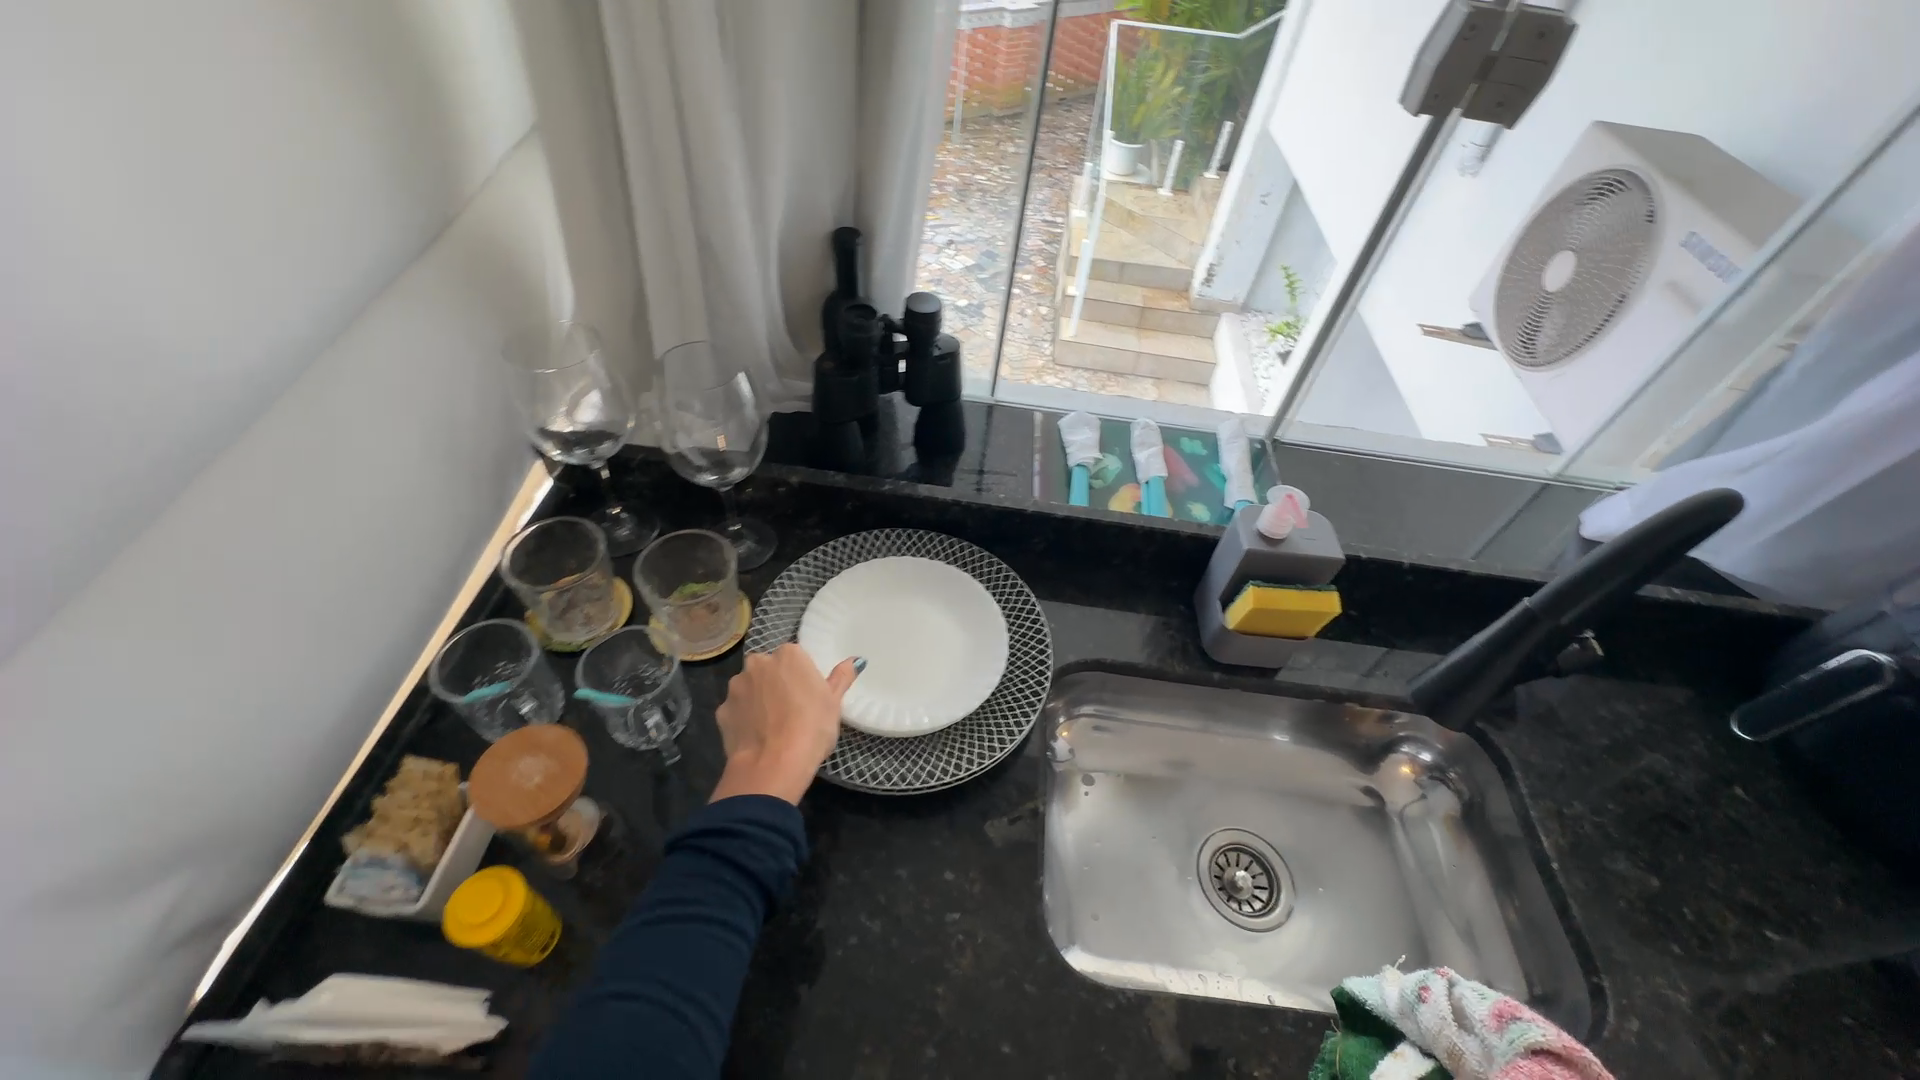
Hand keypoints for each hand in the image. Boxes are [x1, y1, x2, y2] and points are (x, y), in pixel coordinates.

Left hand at [709, 645, 859, 804]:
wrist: (773, 764)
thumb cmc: (812, 728)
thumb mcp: (834, 703)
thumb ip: (841, 677)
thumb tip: (856, 660)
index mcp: (789, 655)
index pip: (796, 658)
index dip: (802, 678)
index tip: (808, 698)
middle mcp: (758, 663)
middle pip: (770, 669)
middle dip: (777, 684)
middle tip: (791, 711)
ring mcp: (736, 686)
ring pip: (750, 687)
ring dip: (759, 700)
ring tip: (772, 727)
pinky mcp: (722, 711)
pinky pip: (737, 710)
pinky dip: (745, 719)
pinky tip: (757, 737)